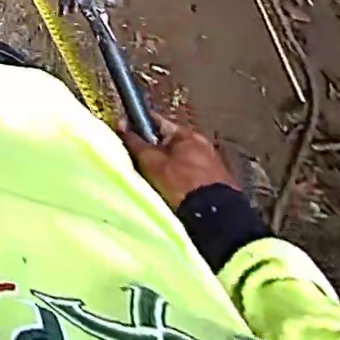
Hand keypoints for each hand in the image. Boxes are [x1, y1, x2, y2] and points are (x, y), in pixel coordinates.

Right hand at [120, 115, 237, 207]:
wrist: (217, 219)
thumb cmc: (180, 183)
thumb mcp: (151, 161)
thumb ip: (135, 142)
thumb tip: (121, 125)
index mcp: (186, 133)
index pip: (154, 121)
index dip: (136, 125)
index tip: (123, 133)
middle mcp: (201, 144)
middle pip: (166, 141)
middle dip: (151, 149)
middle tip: (137, 161)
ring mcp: (211, 164)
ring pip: (177, 159)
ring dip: (165, 166)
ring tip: (151, 179)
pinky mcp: (218, 184)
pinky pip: (189, 174)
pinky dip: (177, 179)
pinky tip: (169, 190)